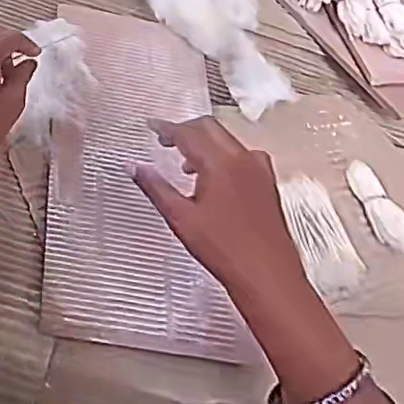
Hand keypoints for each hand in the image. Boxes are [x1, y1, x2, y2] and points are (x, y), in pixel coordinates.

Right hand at [132, 118, 304, 302]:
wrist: (267, 276)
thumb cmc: (227, 250)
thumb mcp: (180, 217)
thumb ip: (155, 186)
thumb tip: (135, 167)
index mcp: (219, 163)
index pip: (188, 133)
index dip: (166, 128)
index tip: (153, 126)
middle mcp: (243, 160)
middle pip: (209, 128)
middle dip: (185, 129)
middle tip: (166, 138)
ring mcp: (259, 170)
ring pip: (227, 139)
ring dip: (205, 141)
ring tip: (186, 161)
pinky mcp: (268, 183)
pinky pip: (243, 154)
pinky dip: (224, 154)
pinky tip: (216, 175)